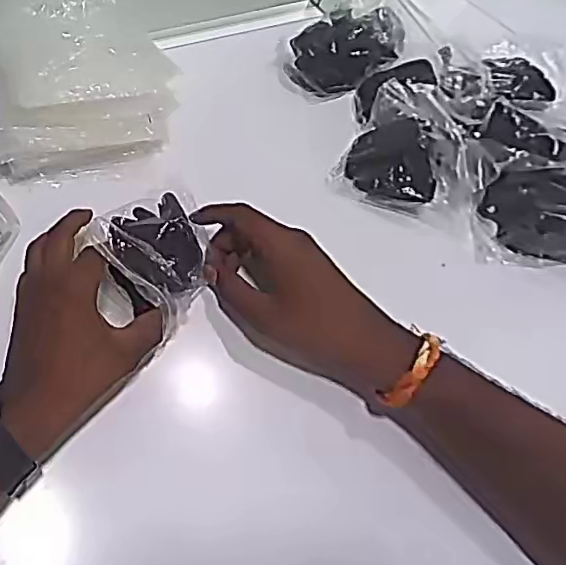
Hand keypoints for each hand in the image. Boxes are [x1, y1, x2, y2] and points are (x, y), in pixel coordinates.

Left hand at [0, 210, 165, 460]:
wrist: (34, 404)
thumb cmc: (77, 378)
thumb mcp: (125, 353)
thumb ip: (149, 326)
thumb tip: (162, 309)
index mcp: (72, 285)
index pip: (95, 253)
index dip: (113, 247)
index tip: (128, 247)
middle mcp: (47, 281)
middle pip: (57, 237)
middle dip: (73, 222)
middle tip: (89, 216)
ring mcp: (30, 292)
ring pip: (38, 249)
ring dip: (54, 236)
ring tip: (71, 233)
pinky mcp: (21, 305)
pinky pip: (31, 267)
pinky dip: (42, 255)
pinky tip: (55, 266)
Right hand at [193, 203, 418, 398]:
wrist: (370, 350)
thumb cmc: (318, 330)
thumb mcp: (260, 313)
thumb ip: (228, 286)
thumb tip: (211, 270)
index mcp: (281, 244)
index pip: (240, 214)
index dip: (213, 214)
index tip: (194, 222)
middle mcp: (294, 241)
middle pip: (248, 226)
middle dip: (223, 242)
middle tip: (211, 269)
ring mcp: (305, 254)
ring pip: (260, 240)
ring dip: (237, 254)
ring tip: (228, 283)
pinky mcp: (312, 268)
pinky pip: (274, 252)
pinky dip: (254, 261)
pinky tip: (249, 288)